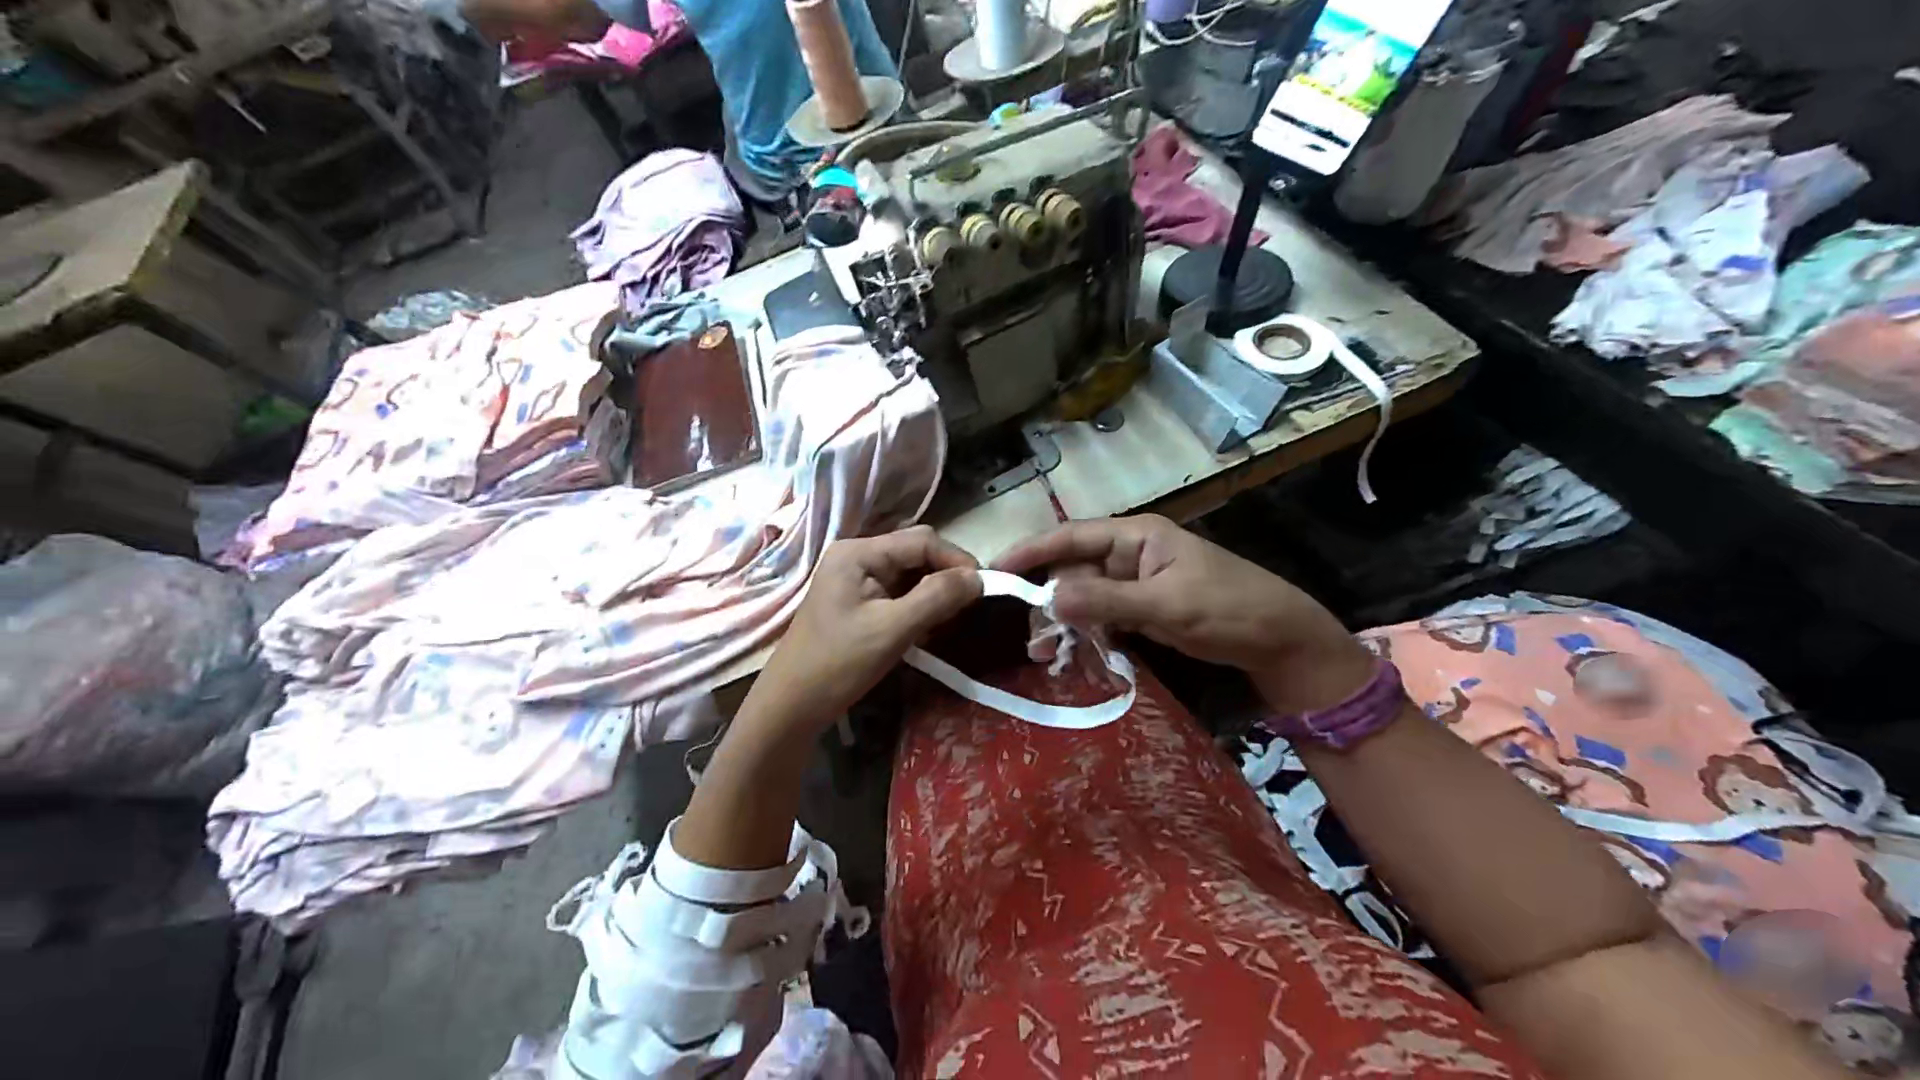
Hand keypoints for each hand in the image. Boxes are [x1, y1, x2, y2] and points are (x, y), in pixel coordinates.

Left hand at [742, 526, 981, 744]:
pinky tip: (929, 627)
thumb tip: (978, 578)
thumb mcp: (892, 630)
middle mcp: (856, 556)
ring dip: (934, 592)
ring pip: (910, 573)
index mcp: (858, 552)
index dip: (956, 560)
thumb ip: (936, 598)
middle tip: (969, 607)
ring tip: (951, 619)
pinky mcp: (857, 600)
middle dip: (946, 576)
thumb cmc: (838, 664)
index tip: (983, 590)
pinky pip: (898, 591)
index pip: (922, 540)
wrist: (791, 705)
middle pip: (916, 552)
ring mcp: (855, 578)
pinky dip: (919, 605)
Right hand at [993, 515, 1375, 714]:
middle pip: (1073, 568)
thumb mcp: (1167, 604)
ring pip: (1084, 595)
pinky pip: (1101, 615)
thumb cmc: (1229, 608)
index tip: (996, 568)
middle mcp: (1130, 553)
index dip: (1032, 550)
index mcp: (1137, 536)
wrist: (1281, 641)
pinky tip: (1069, 652)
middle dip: (1046, 598)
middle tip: (1027, 635)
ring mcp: (1135, 583)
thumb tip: (1048, 600)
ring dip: (1063, 620)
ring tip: (1044, 654)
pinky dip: (1085, 632)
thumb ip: (1106, 601)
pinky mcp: (1142, 609)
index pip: (1072, 536)